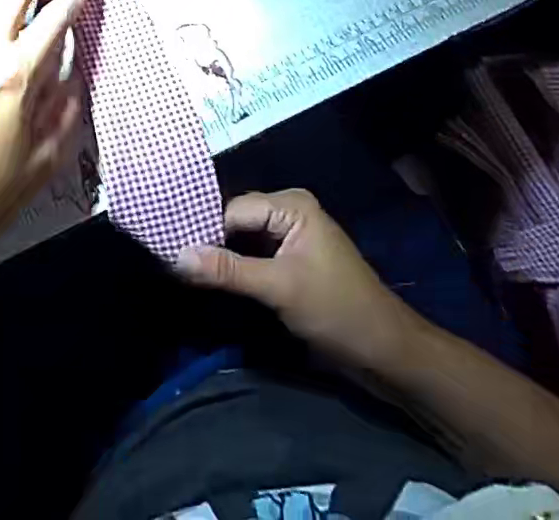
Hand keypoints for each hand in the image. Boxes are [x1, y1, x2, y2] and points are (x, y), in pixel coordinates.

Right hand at [175, 190, 424, 368]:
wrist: (388, 354)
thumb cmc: (339, 312)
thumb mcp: (279, 289)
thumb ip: (227, 270)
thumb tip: (175, 256)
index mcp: (291, 205)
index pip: (231, 210)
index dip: (202, 230)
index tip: (170, 250)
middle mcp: (287, 210)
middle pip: (232, 219)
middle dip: (207, 240)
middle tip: (170, 258)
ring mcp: (288, 234)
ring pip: (238, 237)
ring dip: (217, 254)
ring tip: (181, 266)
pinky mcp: (287, 257)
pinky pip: (249, 252)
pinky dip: (231, 264)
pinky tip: (208, 275)